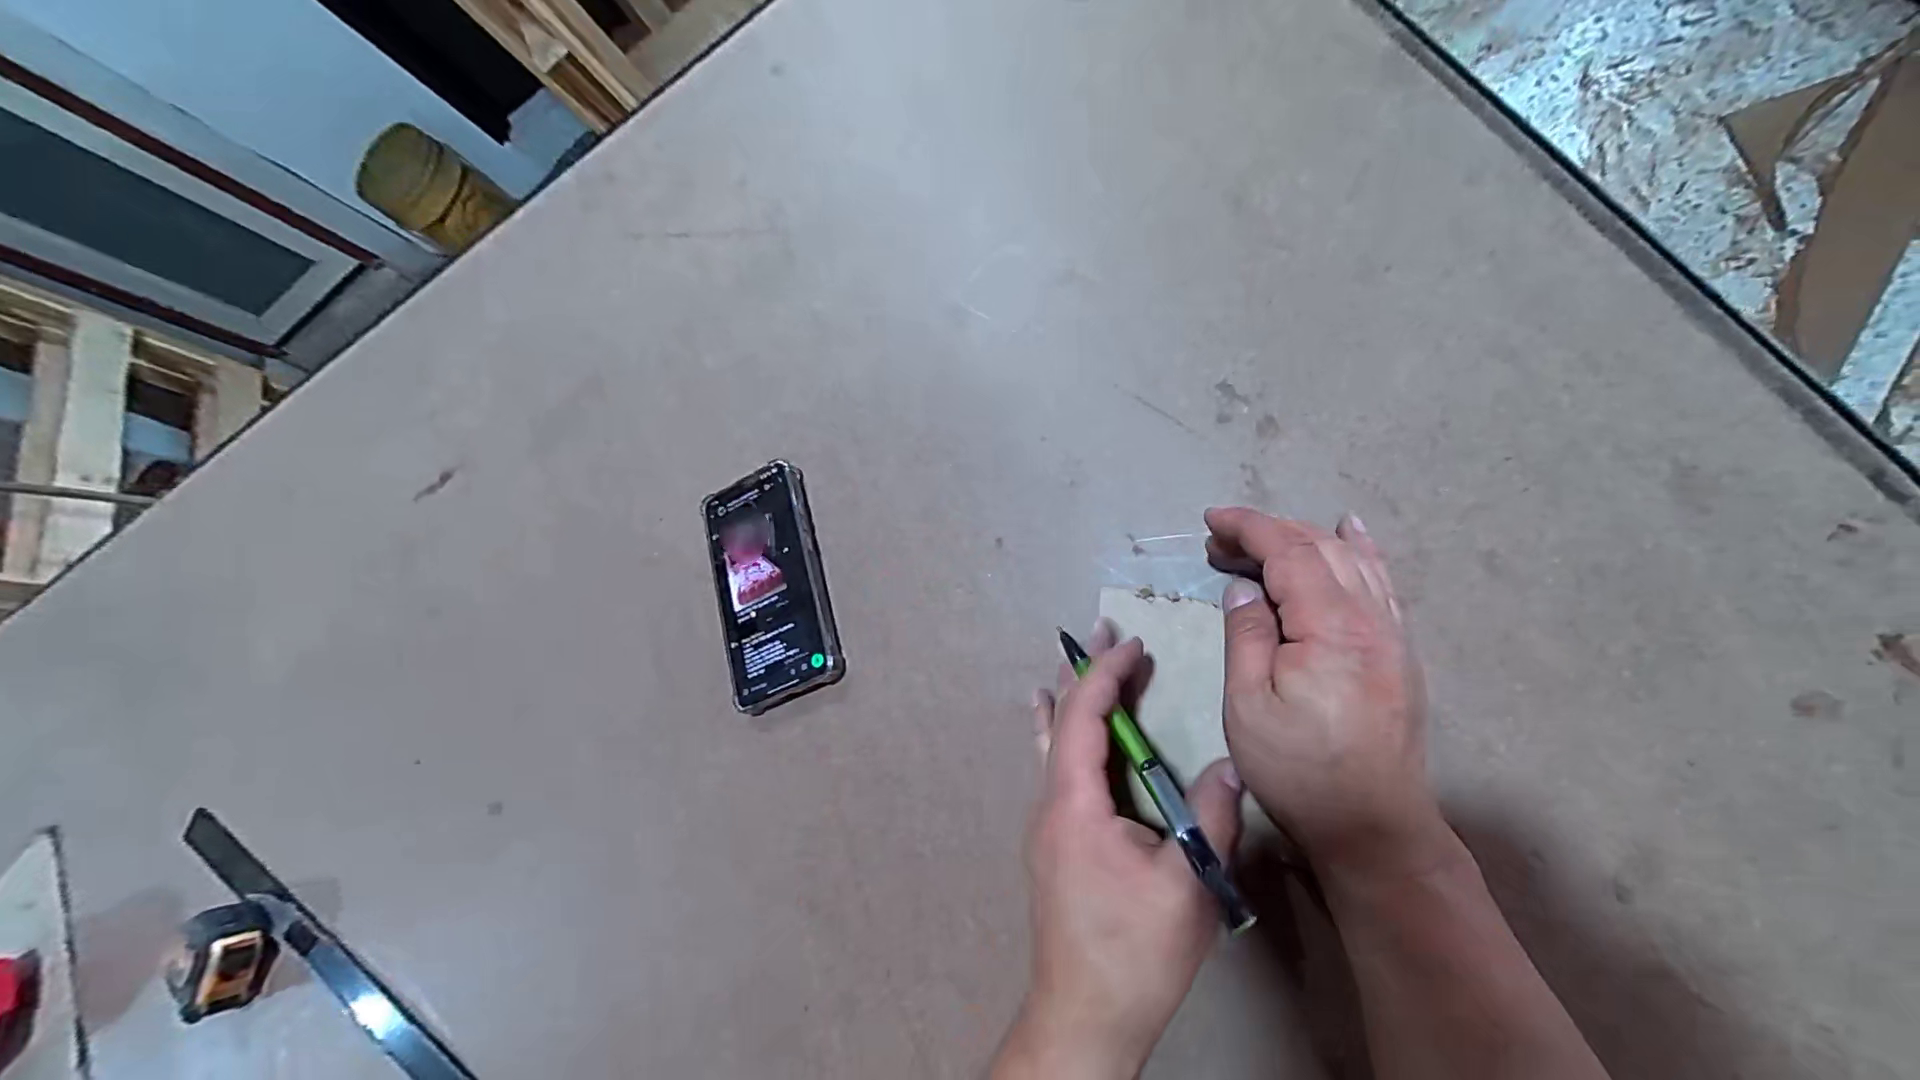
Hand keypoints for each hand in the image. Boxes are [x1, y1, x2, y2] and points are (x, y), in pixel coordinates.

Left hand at [992, 622, 1243, 1079]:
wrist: (1082, 1012)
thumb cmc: (1135, 951)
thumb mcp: (1187, 887)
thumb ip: (1211, 820)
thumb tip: (1230, 766)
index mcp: (1074, 803)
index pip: (1084, 717)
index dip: (1106, 675)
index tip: (1132, 644)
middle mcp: (1049, 803)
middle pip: (1060, 721)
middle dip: (1081, 673)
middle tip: (1099, 632)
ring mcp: (1044, 823)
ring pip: (1051, 744)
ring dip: (1068, 701)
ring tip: (1073, 664)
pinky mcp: (1052, 842)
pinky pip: (1052, 770)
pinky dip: (1060, 735)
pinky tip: (1053, 729)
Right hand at [1205, 507, 1442, 878]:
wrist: (1372, 826)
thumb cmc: (1299, 769)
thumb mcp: (1248, 704)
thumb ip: (1246, 634)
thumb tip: (1244, 585)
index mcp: (1331, 628)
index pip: (1289, 553)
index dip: (1248, 528)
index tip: (1210, 521)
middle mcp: (1371, 619)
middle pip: (1320, 548)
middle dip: (1267, 532)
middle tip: (1218, 543)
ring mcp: (1391, 633)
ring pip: (1351, 560)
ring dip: (1303, 538)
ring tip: (1262, 540)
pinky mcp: (1397, 651)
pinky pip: (1381, 582)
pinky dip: (1358, 550)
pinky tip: (1350, 532)